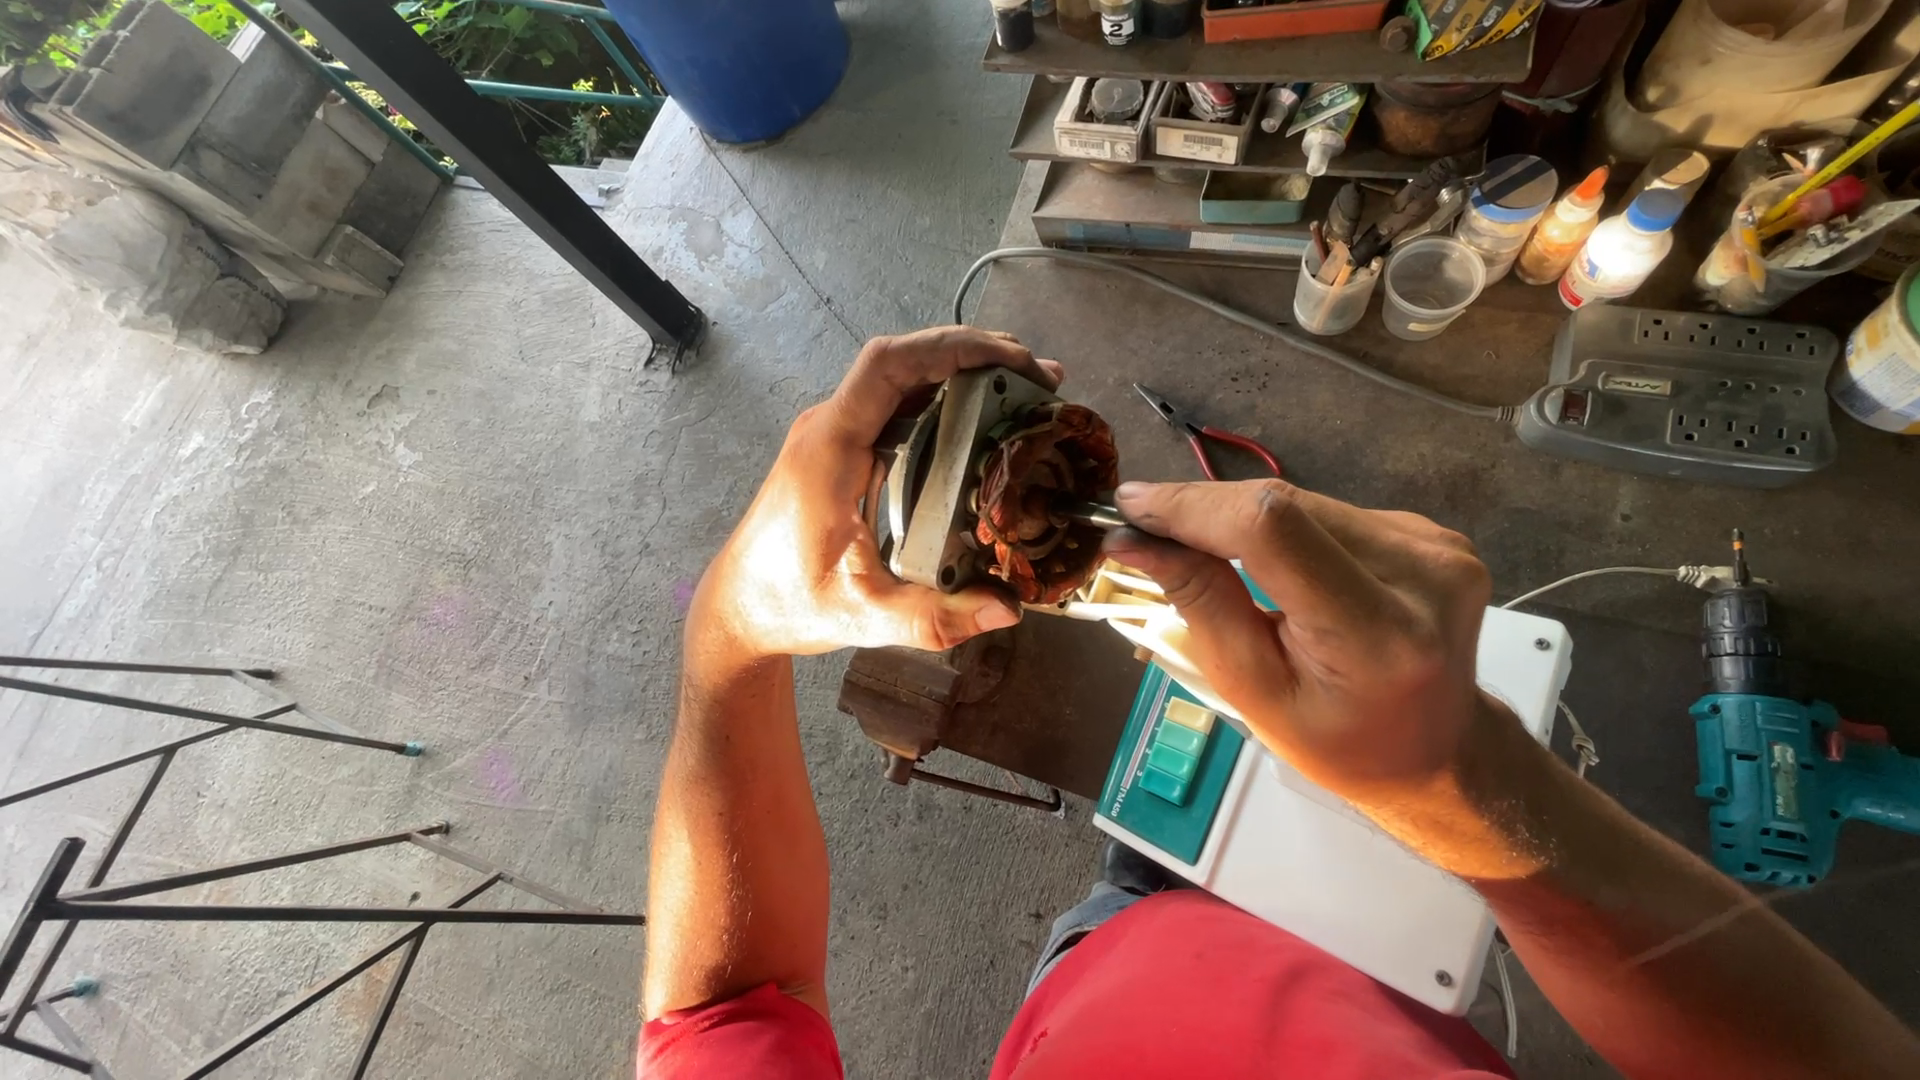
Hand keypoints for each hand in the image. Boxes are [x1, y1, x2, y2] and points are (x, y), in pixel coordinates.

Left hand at [691, 326, 1062, 660]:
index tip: (1011, 359)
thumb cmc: (787, 602)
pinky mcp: (845, 450)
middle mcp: (831, 427)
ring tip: (1023, 388)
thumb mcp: (862, 615)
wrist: (741, 605)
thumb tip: (1006, 610)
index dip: (952, 349)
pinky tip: (982, 418)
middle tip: (1040, 377)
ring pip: (902, 379)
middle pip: (904, 361)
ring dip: (961, 373)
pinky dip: (944, 400)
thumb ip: (933, 617)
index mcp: (829, 447)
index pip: (888, 367)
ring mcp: (835, 434)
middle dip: (973, 355)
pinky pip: (897, 406)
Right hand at [1106, 479, 1505, 824]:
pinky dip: (1278, 526)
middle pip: (1282, 504)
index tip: (1130, 506)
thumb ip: (1200, 603)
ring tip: (1202, 549)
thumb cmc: (1335, 740)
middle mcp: (1420, 573)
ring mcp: (1434, 545)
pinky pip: (1326, 510)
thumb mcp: (1251, 689)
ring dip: (1236, 517)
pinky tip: (1269, 561)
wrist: (1438, 748)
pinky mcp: (1431, 532)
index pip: (1271, 530)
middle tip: (1145, 528)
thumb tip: (1132, 540)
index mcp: (1376, 633)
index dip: (1192, 507)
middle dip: (1201, 510)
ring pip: (1300, 500)